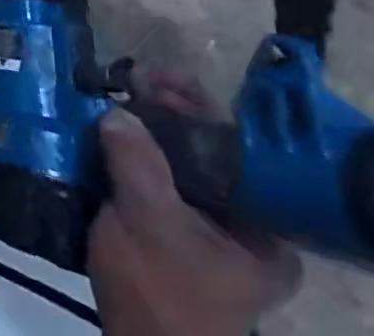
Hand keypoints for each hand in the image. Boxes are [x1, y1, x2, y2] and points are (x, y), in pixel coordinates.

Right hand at [88, 76, 301, 335]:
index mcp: (264, 225)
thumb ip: (136, 160)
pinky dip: (134, 152)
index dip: (194, 104)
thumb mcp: (148, 222)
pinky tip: (110, 133)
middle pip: (206, 147)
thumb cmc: (160, 295)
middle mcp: (245, 222)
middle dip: (166, 111)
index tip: (153, 78)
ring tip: (116, 97)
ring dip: (146, 127)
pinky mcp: (175, 232)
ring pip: (180, 161)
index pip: (234, 143)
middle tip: (128, 81)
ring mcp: (208, 228)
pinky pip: (158, 178)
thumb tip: (116, 111)